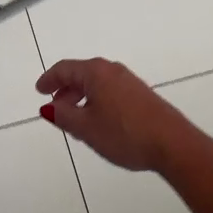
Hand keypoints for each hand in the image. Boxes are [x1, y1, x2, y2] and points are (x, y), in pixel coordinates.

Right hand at [35, 58, 195, 172]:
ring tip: (76, 119)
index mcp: (95, 72)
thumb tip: (47, 107)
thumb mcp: (86, 129)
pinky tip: (100, 121)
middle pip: (81, 74)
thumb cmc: (125, 133)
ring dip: (82, 97)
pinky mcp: (142, 94)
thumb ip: (63, 116)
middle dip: (65, 90)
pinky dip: (98, 100)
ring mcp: (129, 81)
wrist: (173, 144)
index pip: (64, 69)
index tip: (39, 90)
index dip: (48, 79)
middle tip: (55, 106)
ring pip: (97, 84)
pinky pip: (110, 91)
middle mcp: (111, 69)